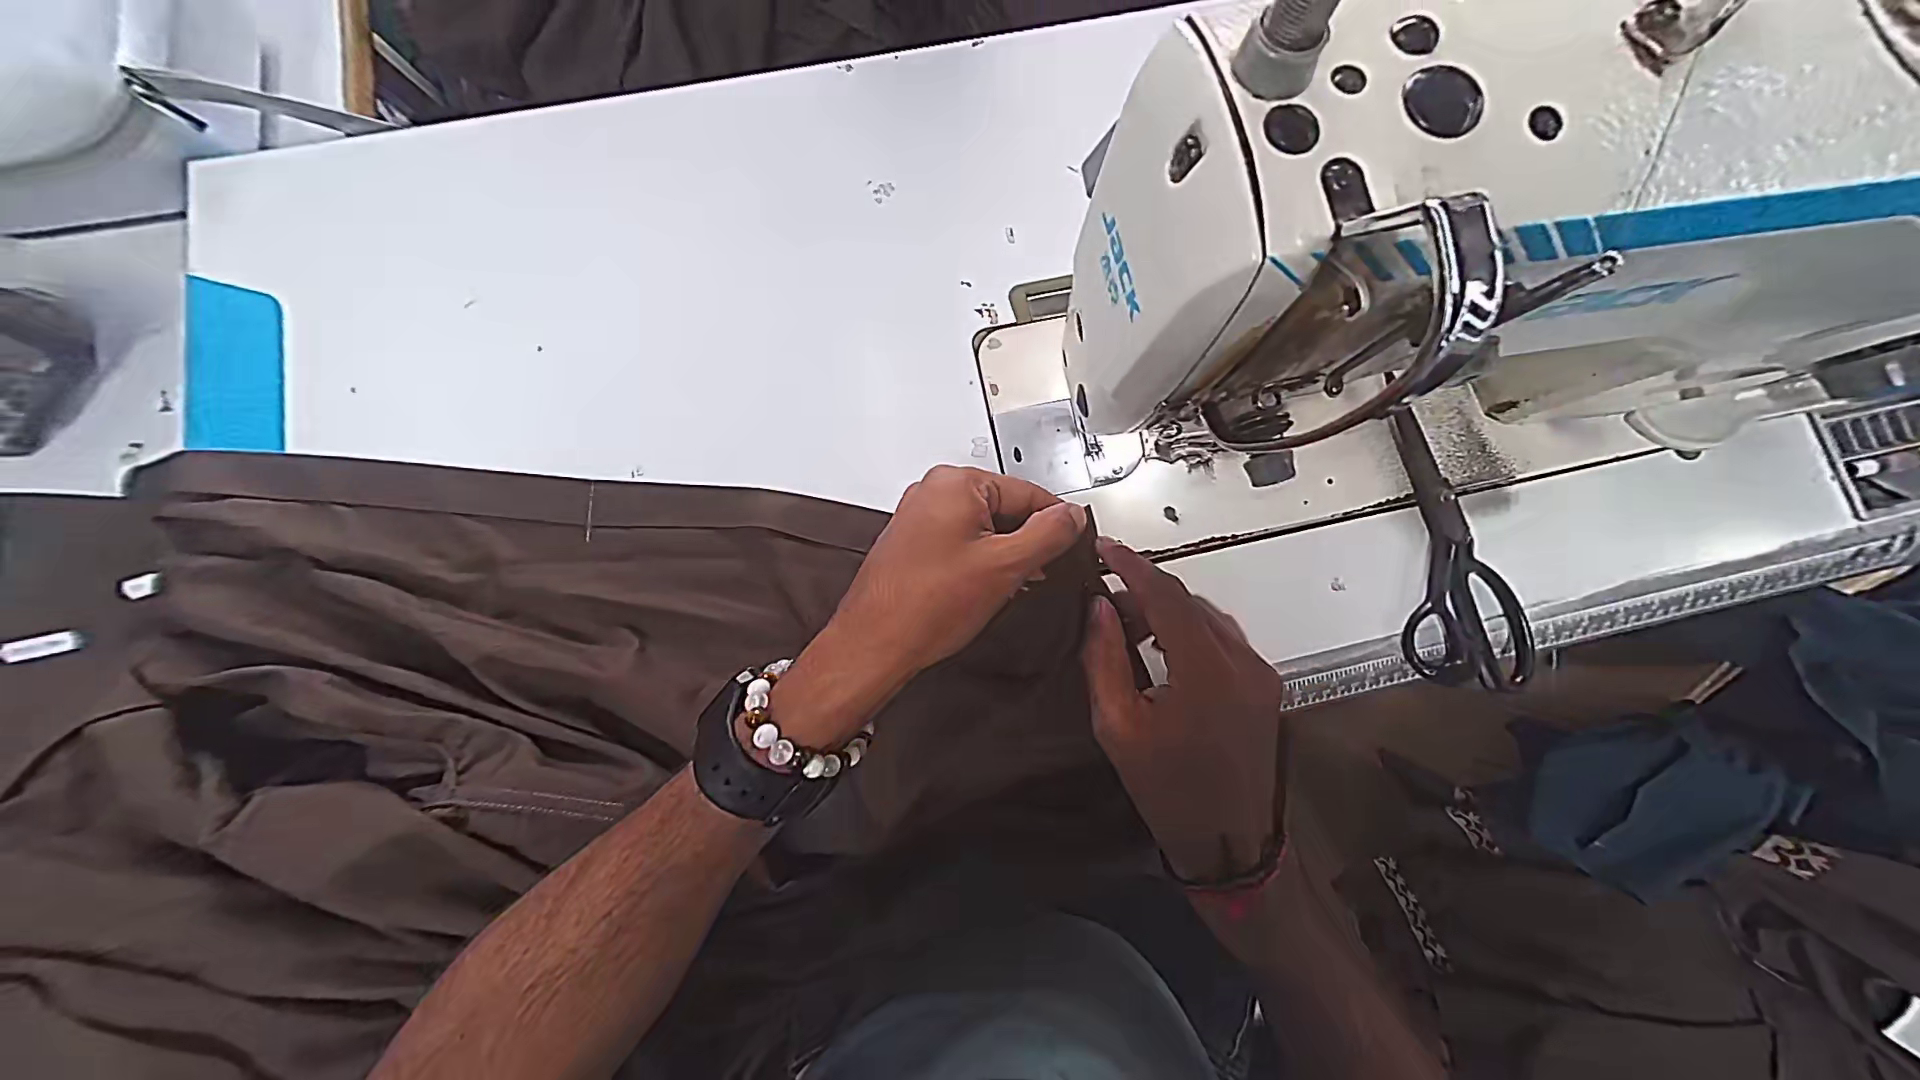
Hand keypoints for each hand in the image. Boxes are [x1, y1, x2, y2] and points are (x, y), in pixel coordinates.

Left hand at [769, 466, 1086, 747]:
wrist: (875, 643)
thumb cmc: (921, 607)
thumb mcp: (1006, 566)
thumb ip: (1049, 534)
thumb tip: (1071, 516)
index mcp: (954, 482)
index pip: (1029, 492)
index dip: (1057, 523)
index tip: (1072, 543)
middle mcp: (932, 491)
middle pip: (1006, 508)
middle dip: (1026, 542)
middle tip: (1034, 573)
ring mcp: (920, 516)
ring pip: (985, 527)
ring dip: (1003, 555)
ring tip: (1004, 586)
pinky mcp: (915, 540)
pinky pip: (962, 541)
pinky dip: (979, 561)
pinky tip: (981, 588)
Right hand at [1080, 538, 1285, 879]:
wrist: (1228, 841)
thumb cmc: (1170, 792)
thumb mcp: (1118, 726)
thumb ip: (1104, 659)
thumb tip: (1100, 610)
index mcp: (1207, 672)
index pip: (1166, 596)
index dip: (1132, 566)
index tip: (1106, 549)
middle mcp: (1242, 664)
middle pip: (1187, 601)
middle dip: (1143, 592)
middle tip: (1106, 603)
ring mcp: (1259, 673)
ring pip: (1206, 616)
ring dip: (1166, 611)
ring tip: (1127, 627)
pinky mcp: (1263, 684)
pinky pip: (1221, 637)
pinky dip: (1188, 630)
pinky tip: (1161, 646)